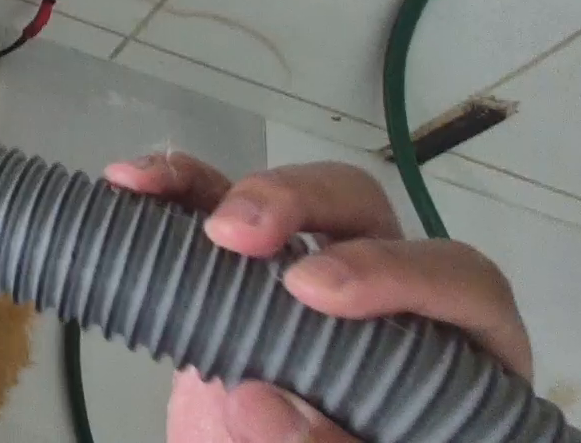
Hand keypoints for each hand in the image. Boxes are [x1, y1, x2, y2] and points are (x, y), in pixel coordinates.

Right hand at [102, 154, 528, 442]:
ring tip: (156, 193)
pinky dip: (167, 184)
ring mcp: (290, 268)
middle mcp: (373, 294)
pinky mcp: (223, 260)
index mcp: (446, 356)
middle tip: (229, 235)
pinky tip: (126, 183)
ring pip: (274, 190)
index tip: (309, 291)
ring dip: (218, 186)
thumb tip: (259, 397)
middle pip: (356, 208)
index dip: (393, 271)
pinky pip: (201, 200)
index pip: (454, 282)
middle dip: (293, 201)